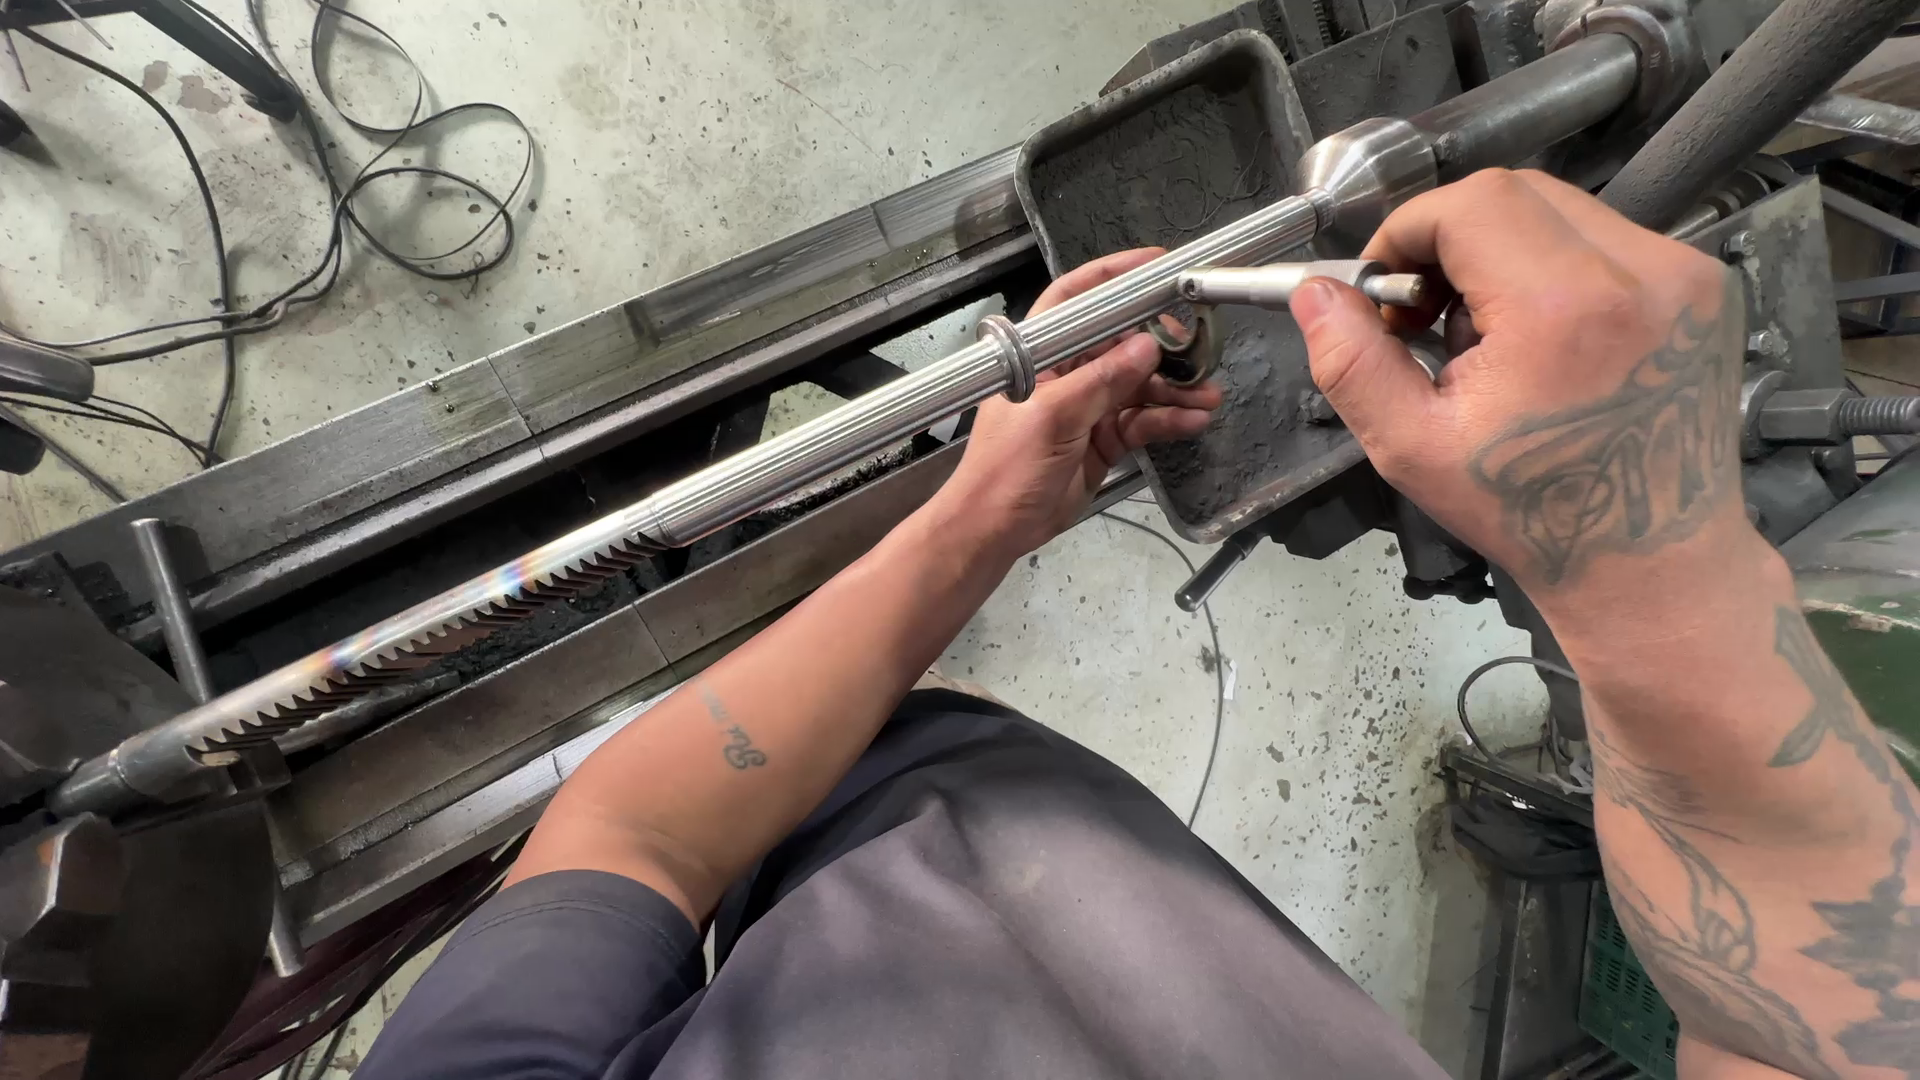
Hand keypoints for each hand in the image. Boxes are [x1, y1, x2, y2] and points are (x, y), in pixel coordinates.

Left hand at [935, 248, 1221, 561]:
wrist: (995, 529)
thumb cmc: (1007, 468)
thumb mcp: (1053, 418)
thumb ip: (1101, 381)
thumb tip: (1148, 345)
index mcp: (1039, 356)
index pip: (1075, 301)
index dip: (1113, 277)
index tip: (1157, 265)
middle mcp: (1064, 374)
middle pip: (1119, 343)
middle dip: (1160, 344)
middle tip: (1198, 346)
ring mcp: (1086, 408)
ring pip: (1136, 385)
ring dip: (1173, 389)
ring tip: (1209, 394)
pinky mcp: (1102, 440)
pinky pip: (1140, 422)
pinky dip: (1166, 421)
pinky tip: (1193, 420)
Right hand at [1290, 169, 1759, 612]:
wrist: (1643, 553)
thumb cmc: (1519, 506)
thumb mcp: (1406, 444)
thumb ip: (1350, 362)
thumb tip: (1314, 295)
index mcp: (1563, 308)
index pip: (1471, 204)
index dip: (1404, 233)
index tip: (1378, 288)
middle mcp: (1641, 270)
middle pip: (1514, 192)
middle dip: (1441, 240)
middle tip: (1413, 312)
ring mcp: (1684, 273)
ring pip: (1555, 211)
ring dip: (1488, 255)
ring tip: (1468, 334)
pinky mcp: (1699, 287)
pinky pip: (1596, 240)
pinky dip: (1538, 269)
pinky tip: (1522, 337)